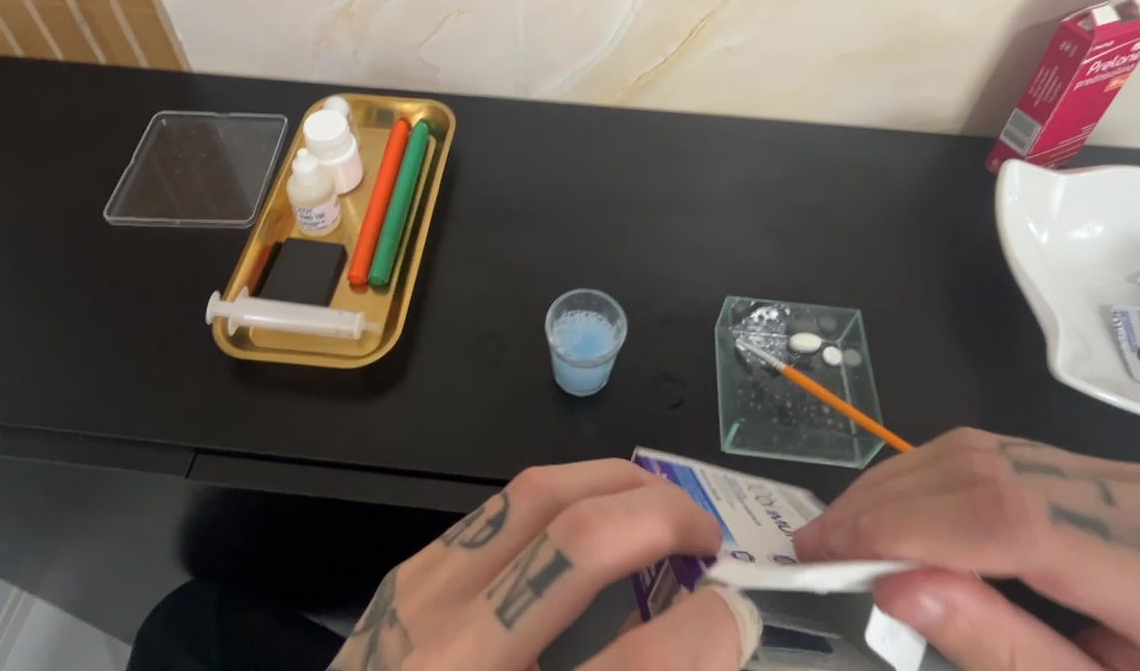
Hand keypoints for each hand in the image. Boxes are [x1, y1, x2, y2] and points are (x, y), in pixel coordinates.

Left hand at [328, 458, 762, 670]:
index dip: (700, 636)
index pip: (628, 670)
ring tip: (658, 507)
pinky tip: (588, 517)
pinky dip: (562, 498)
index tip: (734, 615)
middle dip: (661, 519)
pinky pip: (498, 509)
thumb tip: (699, 635)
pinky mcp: (405, 580)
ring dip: (613, 487)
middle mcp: (451, 658)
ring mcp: (417, 605)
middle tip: (706, 537)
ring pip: (534, 498)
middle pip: (575, 542)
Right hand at [793, 428, 1139, 670]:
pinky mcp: (1127, 483)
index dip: (909, 527)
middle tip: (820, 543)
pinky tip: (905, 513)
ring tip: (850, 529)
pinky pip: (1012, 459)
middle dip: (890, 502)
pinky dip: (941, 482)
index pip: (1018, 521)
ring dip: (903, 484)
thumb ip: (1006, 654)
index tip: (832, 551)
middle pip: (995, 472)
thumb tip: (894, 586)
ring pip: (992, 451)